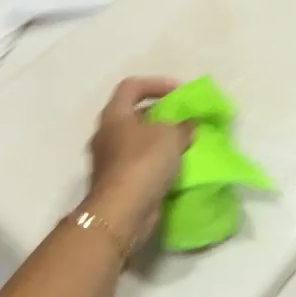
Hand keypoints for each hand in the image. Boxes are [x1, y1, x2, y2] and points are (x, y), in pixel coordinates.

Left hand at [82, 77, 193, 241]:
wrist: (122, 212)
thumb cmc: (143, 163)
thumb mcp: (171, 136)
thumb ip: (184, 126)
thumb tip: (189, 125)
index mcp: (114, 115)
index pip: (132, 86)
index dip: (157, 84)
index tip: (180, 94)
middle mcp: (106, 134)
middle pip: (134, 114)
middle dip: (161, 114)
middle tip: (184, 119)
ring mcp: (109, 159)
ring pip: (137, 140)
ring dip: (160, 139)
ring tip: (184, 143)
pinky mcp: (116, 181)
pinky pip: (139, 162)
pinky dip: (156, 161)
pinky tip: (174, 166)